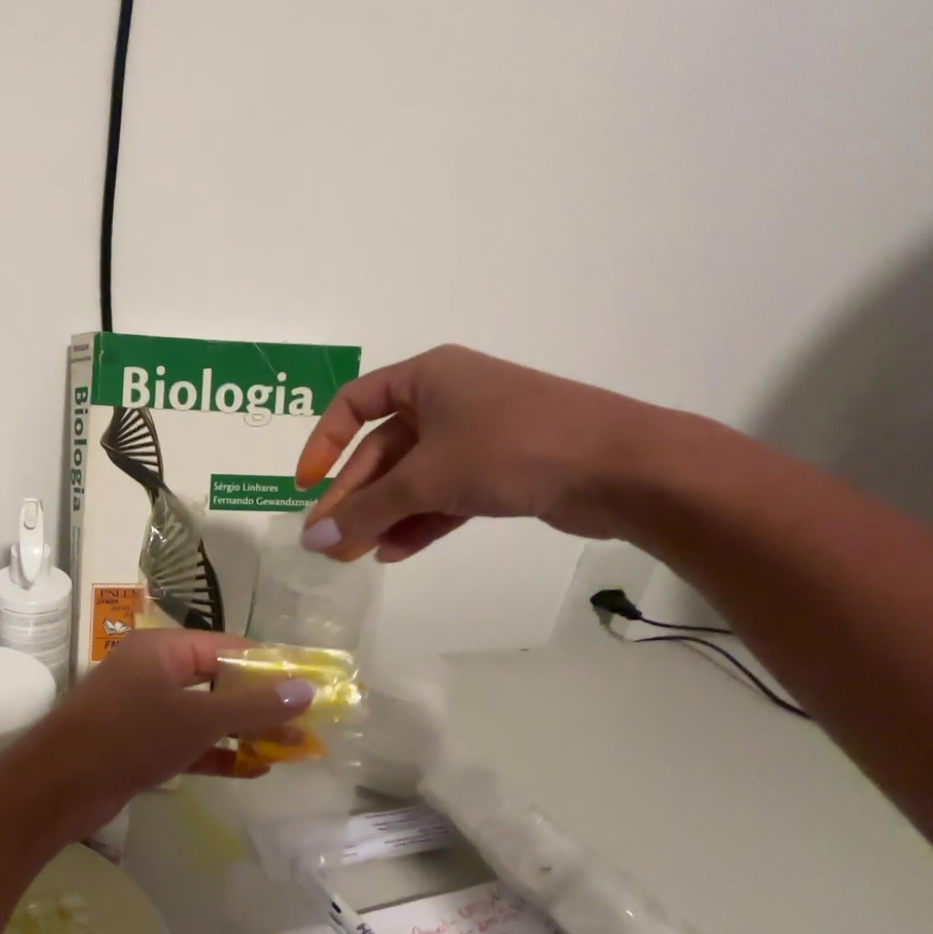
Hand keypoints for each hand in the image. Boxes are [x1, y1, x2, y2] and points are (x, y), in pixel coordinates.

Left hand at [1, 629, 315, 841]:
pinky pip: (188, 743)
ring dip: (245, 731)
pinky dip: (218, 754)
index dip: (269, 665)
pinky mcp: (140, 745)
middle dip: (261, 702)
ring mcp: (144, 710)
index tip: (310, 684)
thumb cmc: (128, 736)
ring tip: (294, 749)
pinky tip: (255, 770)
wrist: (58, 786)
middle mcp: (152, 672)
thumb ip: (252, 705)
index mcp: (161, 648)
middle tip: (308, 722)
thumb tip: (305, 690)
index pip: (226, 646)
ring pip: (205, 715)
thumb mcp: (197, 718)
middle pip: (217, 680)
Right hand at [294, 345, 673, 562]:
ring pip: (412, 477)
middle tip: (325, 541)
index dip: (322, 444)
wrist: (625, 468)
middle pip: (381, 450)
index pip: (352, 404)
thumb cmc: (513, 448)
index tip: (306, 485)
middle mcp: (448, 399)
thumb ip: (364, 511)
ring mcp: (476, 435)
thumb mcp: (427, 478)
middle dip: (353, 498)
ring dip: (381, 516)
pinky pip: (444, 494)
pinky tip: (394, 552)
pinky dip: (418, 521)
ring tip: (352, 556)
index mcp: (427, 377)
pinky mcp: (501, 469)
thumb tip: (310, 541)